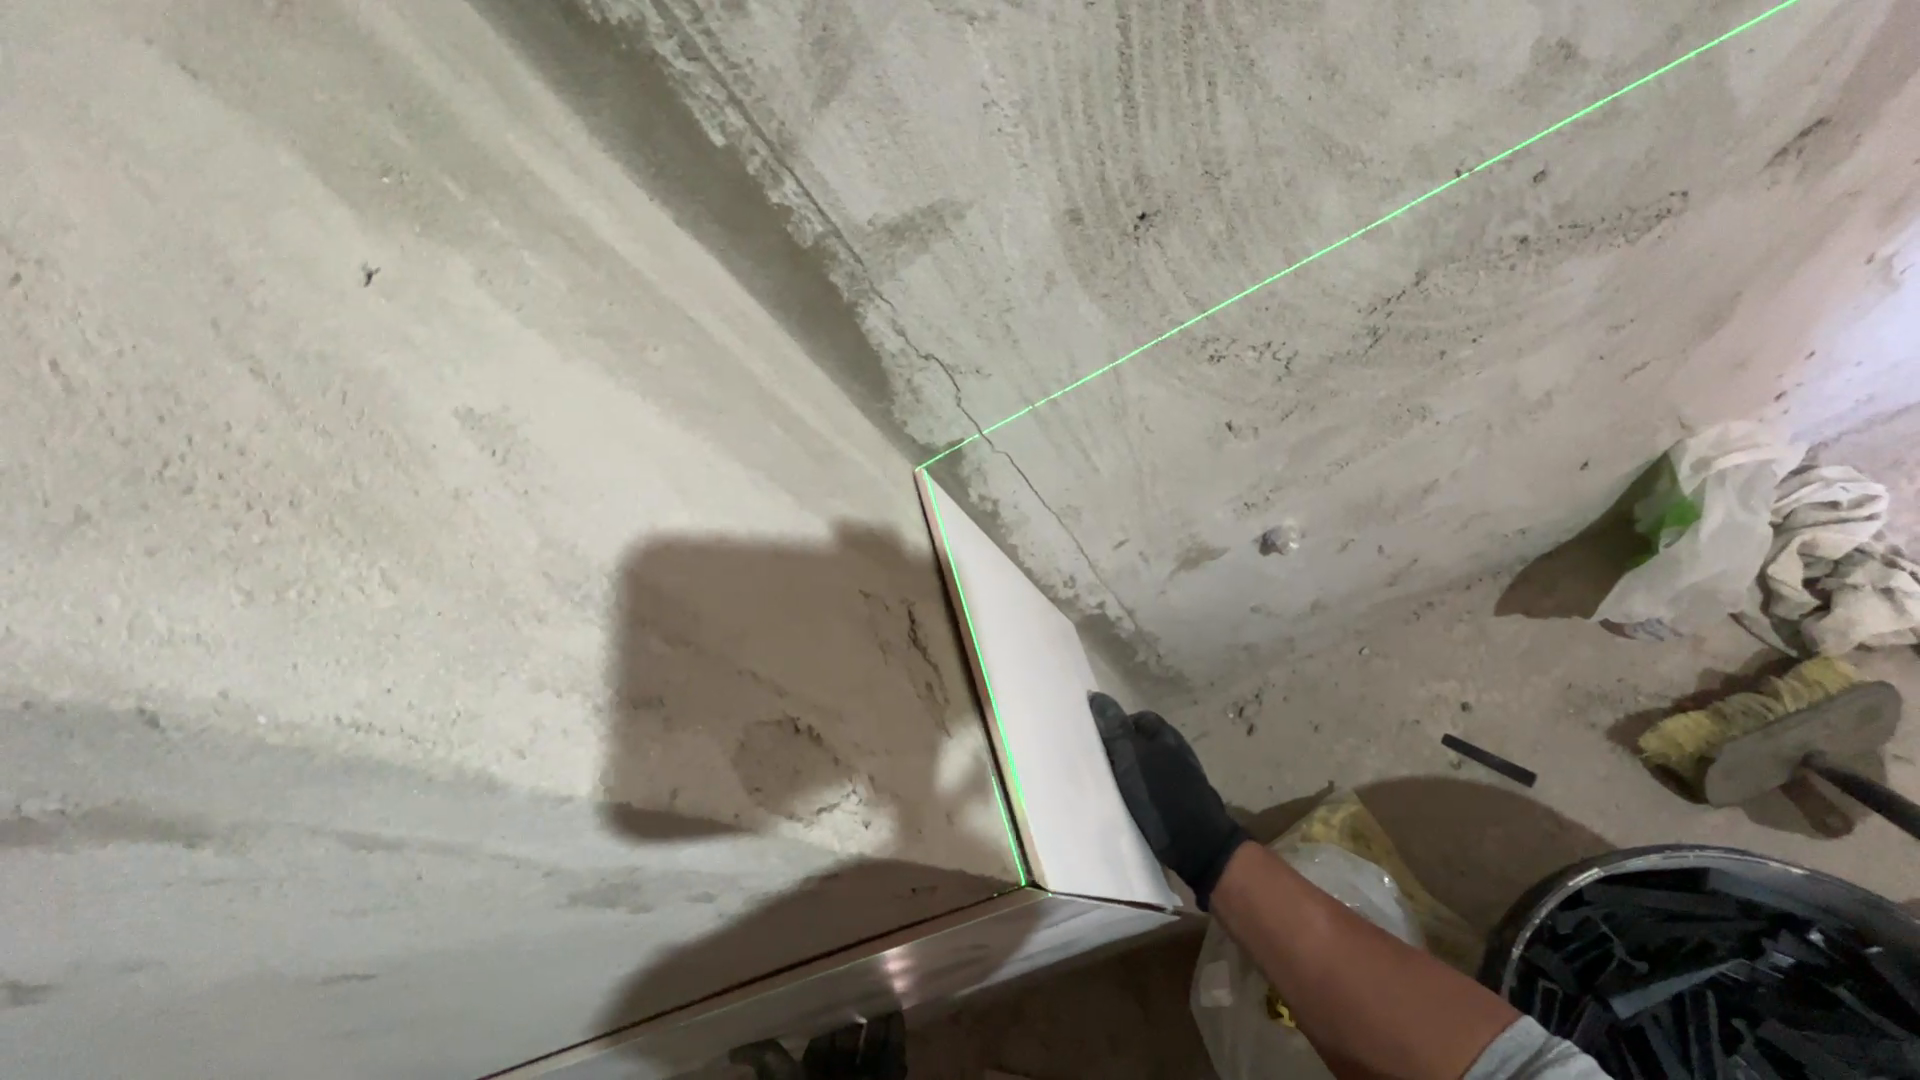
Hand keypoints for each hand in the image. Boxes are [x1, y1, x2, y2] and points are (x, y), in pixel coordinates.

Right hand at [1090, 691, 1248, 907]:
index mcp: (1165, 736)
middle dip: (1117, 751)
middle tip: (1093, 766)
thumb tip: (1096, 698)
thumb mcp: (1134, 760)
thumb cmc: (1165, 798)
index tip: (1091, 740)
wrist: (1201, 849)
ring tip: (1104, 788)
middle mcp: (1174, 753)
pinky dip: (1135, 795)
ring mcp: (1179, 781)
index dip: (1113, 725)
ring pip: (1143, 768)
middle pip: (1138, 743)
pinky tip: (1123, 808)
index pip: (1135, 719)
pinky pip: (1149, 792)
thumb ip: (1116, 730)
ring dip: (1125, 775)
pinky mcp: (1177, 807)